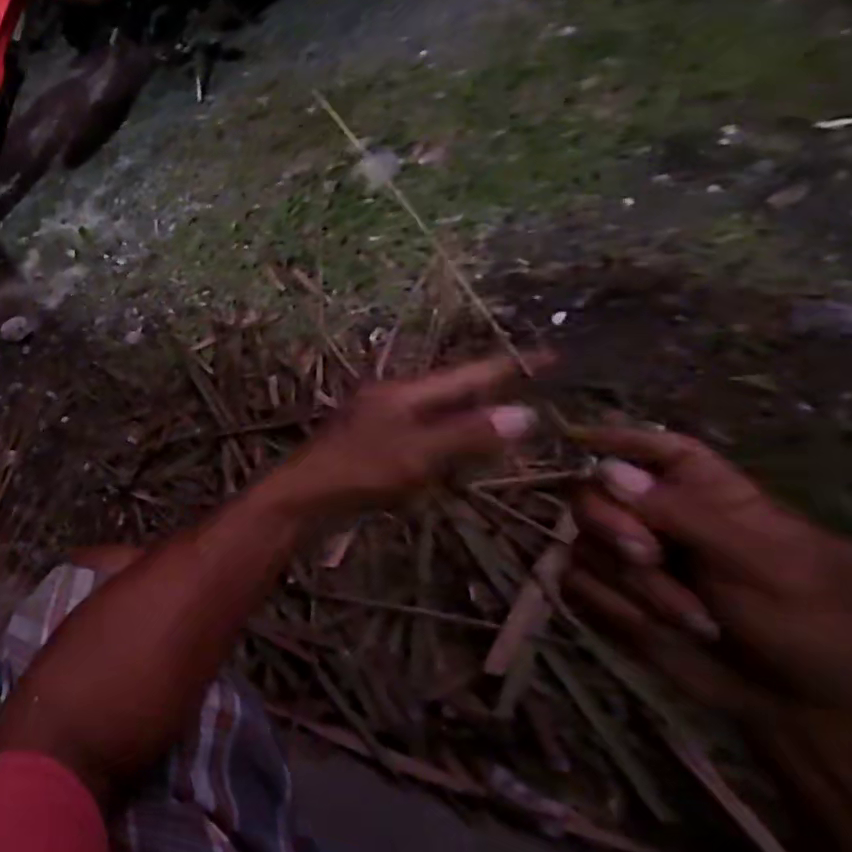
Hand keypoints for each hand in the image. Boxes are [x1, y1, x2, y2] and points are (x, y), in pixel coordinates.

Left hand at [258, 354, 542, 519]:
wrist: (301, 497)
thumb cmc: (358, 471)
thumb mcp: (419, 452)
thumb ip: (468, 434)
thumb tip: (524, 413)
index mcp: (401, 393)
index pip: (466, 374)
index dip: (509, 366)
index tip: (551, 354)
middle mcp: (389, 400)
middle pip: (450, 391)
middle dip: (488, 388)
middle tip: (530, 382)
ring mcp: (376, 423)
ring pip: (434, 415)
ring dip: (468, 417)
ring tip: (504, 417)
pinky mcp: (369, 448)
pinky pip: (418, 438)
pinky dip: (444, 444)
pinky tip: (456, 455)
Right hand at [566, 426, 851, 722]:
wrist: (805, 711)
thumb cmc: (813, 627)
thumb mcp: (768, 563)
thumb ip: (686, 513)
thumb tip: (606, 470)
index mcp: (710, 496)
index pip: (656, 449)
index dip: (617, 439)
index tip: (574, 439)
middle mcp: (658, 518)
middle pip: (593, 489)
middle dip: (612, 523)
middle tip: (648, 555)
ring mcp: (626, 557)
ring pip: (582, 541)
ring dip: (632, 583)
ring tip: (692, 619)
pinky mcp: (606, 593)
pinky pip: (575, 581)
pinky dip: (614, 606)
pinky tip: (657, 628)